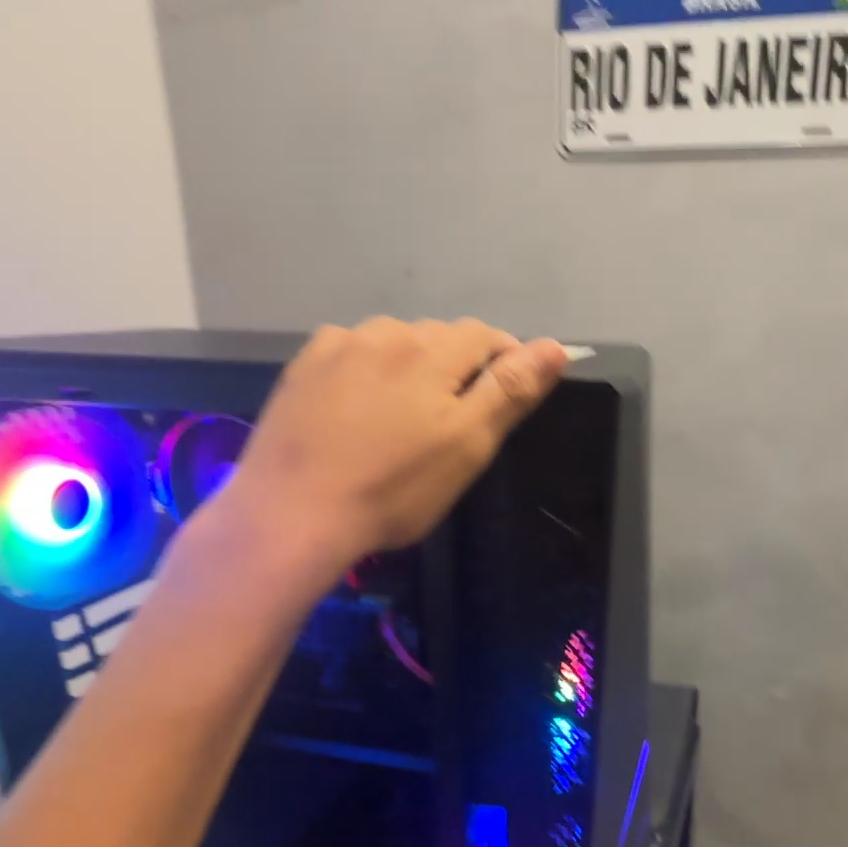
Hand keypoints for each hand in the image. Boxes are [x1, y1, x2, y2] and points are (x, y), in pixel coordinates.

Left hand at [217, 317, 567, 562]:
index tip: (503, 403)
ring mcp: (338, 346)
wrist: (292, 514)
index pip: (487, 336)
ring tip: (402, 417)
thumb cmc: (394, 489)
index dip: (505, 362)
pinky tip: (356, 408)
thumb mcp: (468, 446)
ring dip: (411, 365)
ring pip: (394, 341)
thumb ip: (511, 391)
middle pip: (440, 336)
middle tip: (451, 424)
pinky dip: (366, 369)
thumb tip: (555, 346)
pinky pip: (350, 352)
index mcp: (433, 350)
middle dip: (457, 367)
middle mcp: (387, 332)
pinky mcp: (302, 367)